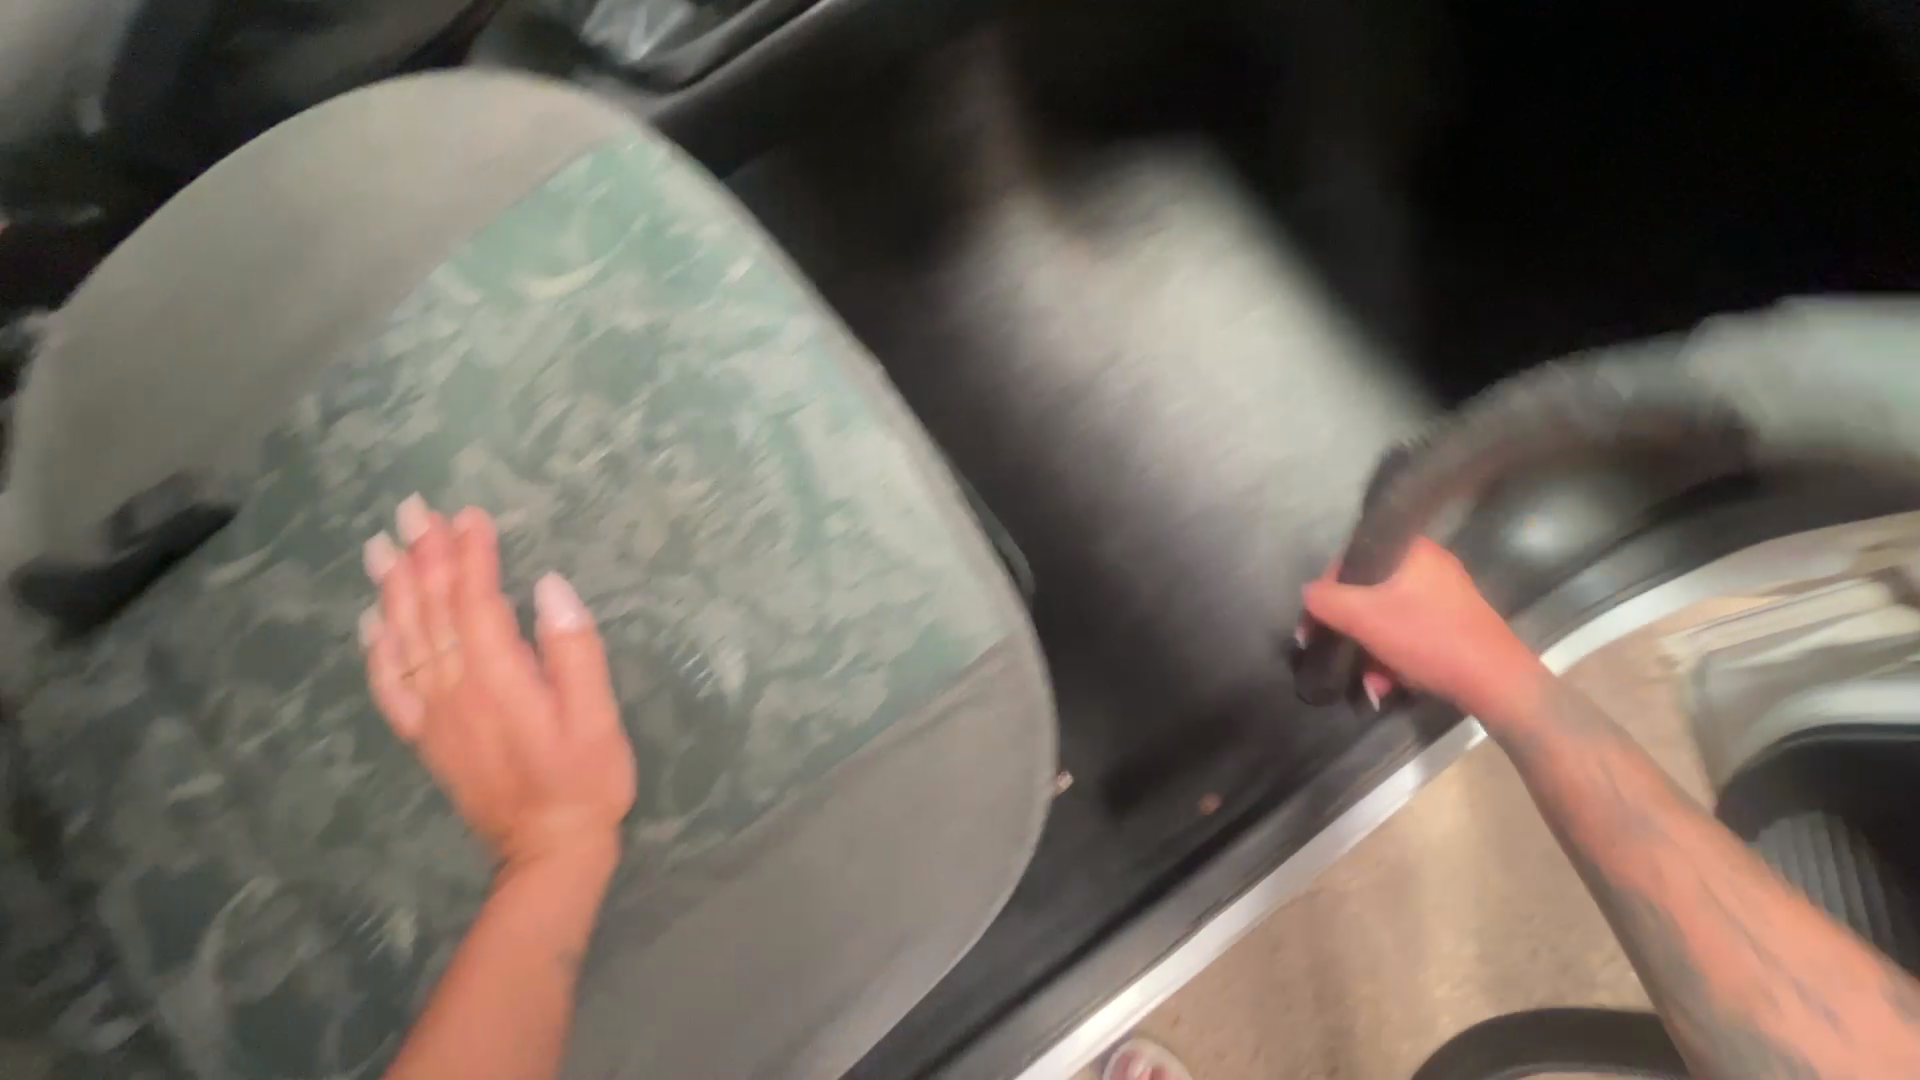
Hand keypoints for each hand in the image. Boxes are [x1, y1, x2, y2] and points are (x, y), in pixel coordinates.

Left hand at [359, 496, 636, 872]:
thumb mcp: (599, 715)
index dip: (470, 555)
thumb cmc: (588, 778)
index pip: (475, 602)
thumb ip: (575, 651)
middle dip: (423, 556)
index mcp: (499, 679)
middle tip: (413, 509)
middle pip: (430, 612)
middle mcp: (454, 689)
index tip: (470, 514)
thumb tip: (551, 586)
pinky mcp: (427, 736)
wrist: (548, 849)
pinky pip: (388, 685)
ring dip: (392, 589)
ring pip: (402, 639)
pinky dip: (375, 647)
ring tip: (382, 546)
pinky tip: (372, 620)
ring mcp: (433, 714)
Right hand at [1302, 537, 1542, 713]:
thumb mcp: (1362, 616)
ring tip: (1369, 680)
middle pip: (1367, 592)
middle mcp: (1430, 566)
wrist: (1497, 683)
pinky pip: (1409, 632)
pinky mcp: (1455, 624)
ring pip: (1387, 616)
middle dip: (1349, 629)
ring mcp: (1445, 596)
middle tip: (1337, 653)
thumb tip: (1309, 594)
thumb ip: (1324, 600)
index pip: (1350, 561)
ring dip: (1369, 649)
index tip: (1317, 623)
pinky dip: (1393, 654)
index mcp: (1411, 551)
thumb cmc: (1427, 638)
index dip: (1327, 591)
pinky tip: (1388, 683)